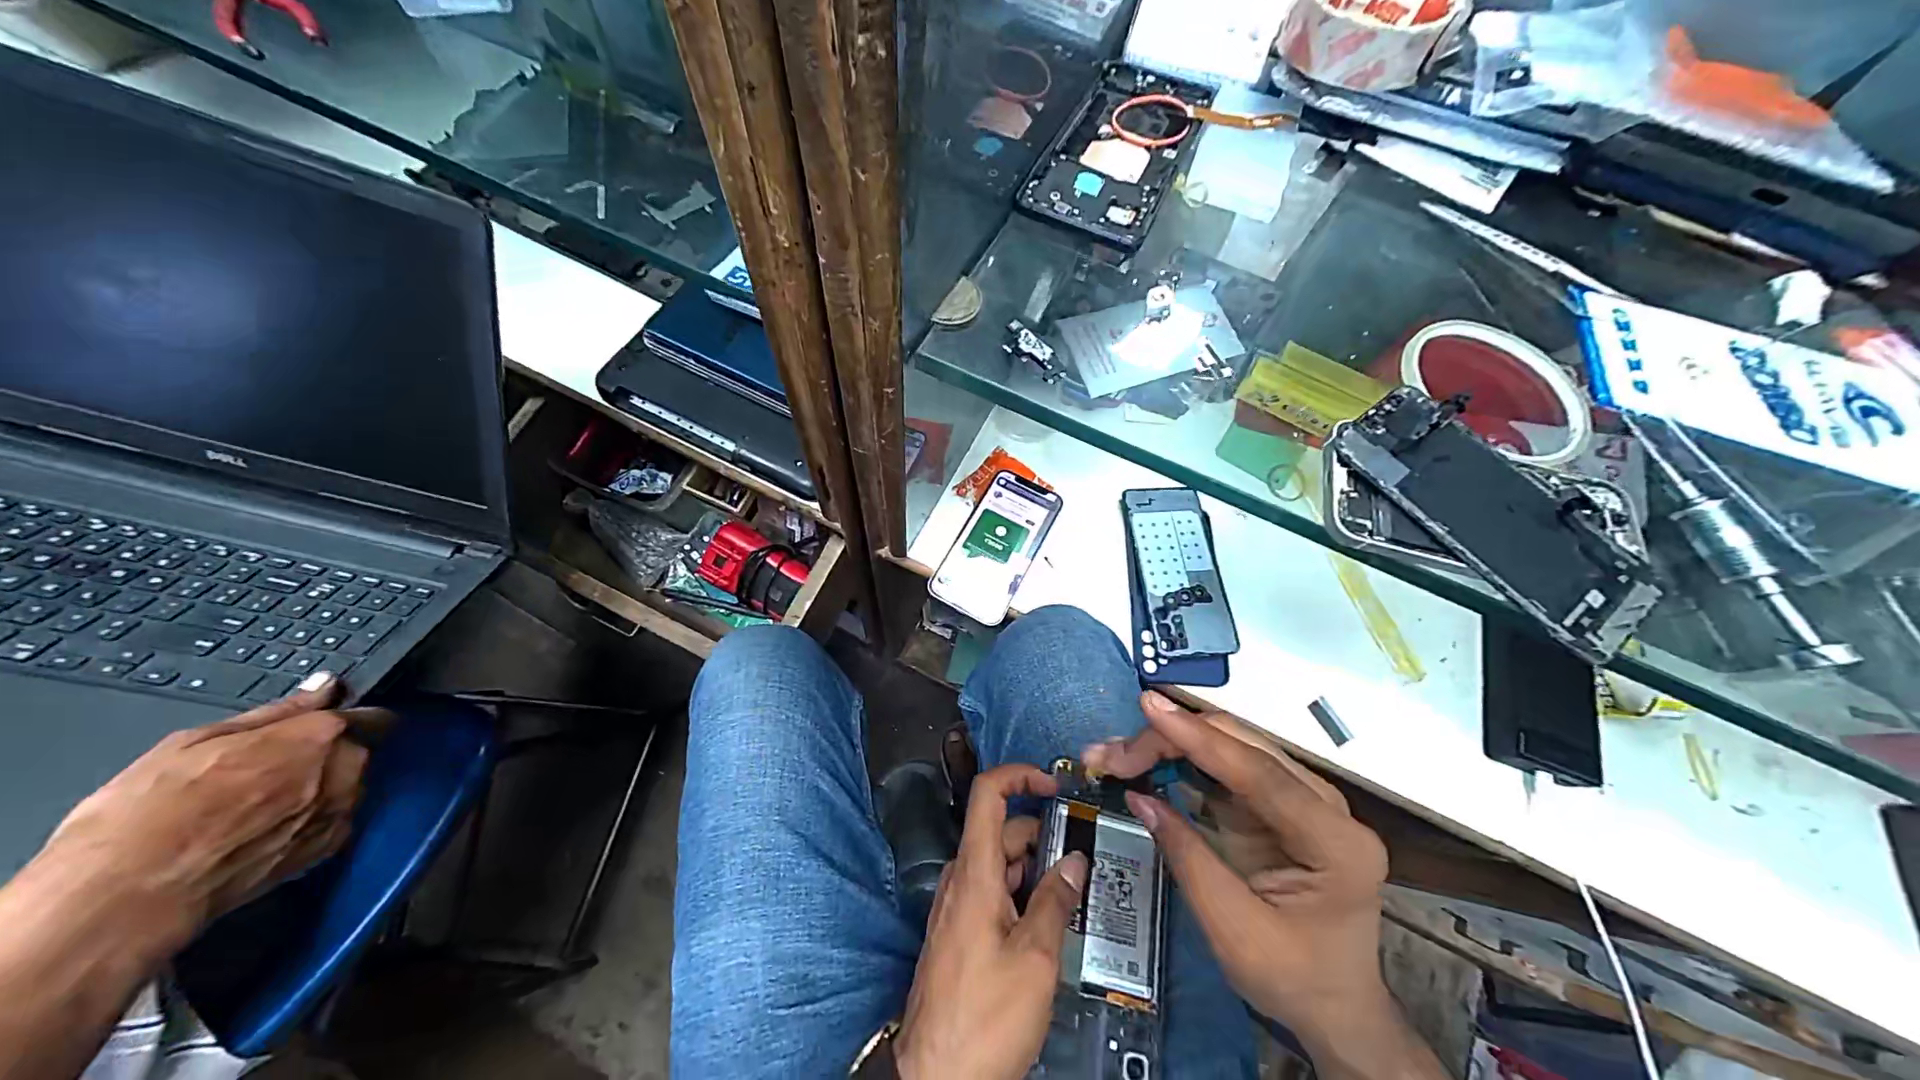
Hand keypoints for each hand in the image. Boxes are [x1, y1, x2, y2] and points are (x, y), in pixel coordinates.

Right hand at [33, 672, 369, 954]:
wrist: (128, 895)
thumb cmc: (149, 811)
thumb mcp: (197, 740)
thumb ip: (278, 711)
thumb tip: (324, 686)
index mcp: (321, 735)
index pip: (368, 716)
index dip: (345, 721)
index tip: (320, 728)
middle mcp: (346, 768)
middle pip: (356, 751)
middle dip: (327, 756)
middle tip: (269, 772)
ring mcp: (341, 809)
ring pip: (348, 785)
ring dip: (321, 788)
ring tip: (259, 807)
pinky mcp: (330, 846)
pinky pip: (334, 820)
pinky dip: (311, 820)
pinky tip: (265, 832)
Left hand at [894, 765, 1087, 1079]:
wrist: (936, 1075)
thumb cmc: (985, 1016)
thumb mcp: (1035, 958)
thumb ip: (1055, 902)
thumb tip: (1074, 861)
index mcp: (975, 872)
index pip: (987, 795)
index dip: (1019, 775)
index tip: (1053, 784)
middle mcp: (961, 880)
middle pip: (1002, 831)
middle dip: (1043, 834)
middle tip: (1083, 859)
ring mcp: (958, 906)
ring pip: (1001, 864)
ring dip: (1036, 868)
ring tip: (1075, 893)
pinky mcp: (960, 931)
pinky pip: (994, 892)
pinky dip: (1022, 892)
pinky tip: (1050, 919)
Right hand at [1084, 693, 1444, 1079]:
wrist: (1332, 1004)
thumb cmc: (1293, 977)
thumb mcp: (1233, 929)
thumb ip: (1188, 857)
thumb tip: (1138, 796)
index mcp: (1335, 842)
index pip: (1260, 774)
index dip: (1200, 738)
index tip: (1150, 708)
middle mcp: (1326, 807)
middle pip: (1241, 748)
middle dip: (1171, 740)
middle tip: (1109, 754)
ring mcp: (1302, 799)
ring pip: (1229, 748)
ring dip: (1171, 745)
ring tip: (1116, 756)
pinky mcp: (1276, 802)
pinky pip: (1223, 766)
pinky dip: (1180, 760)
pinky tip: (1145, 760)